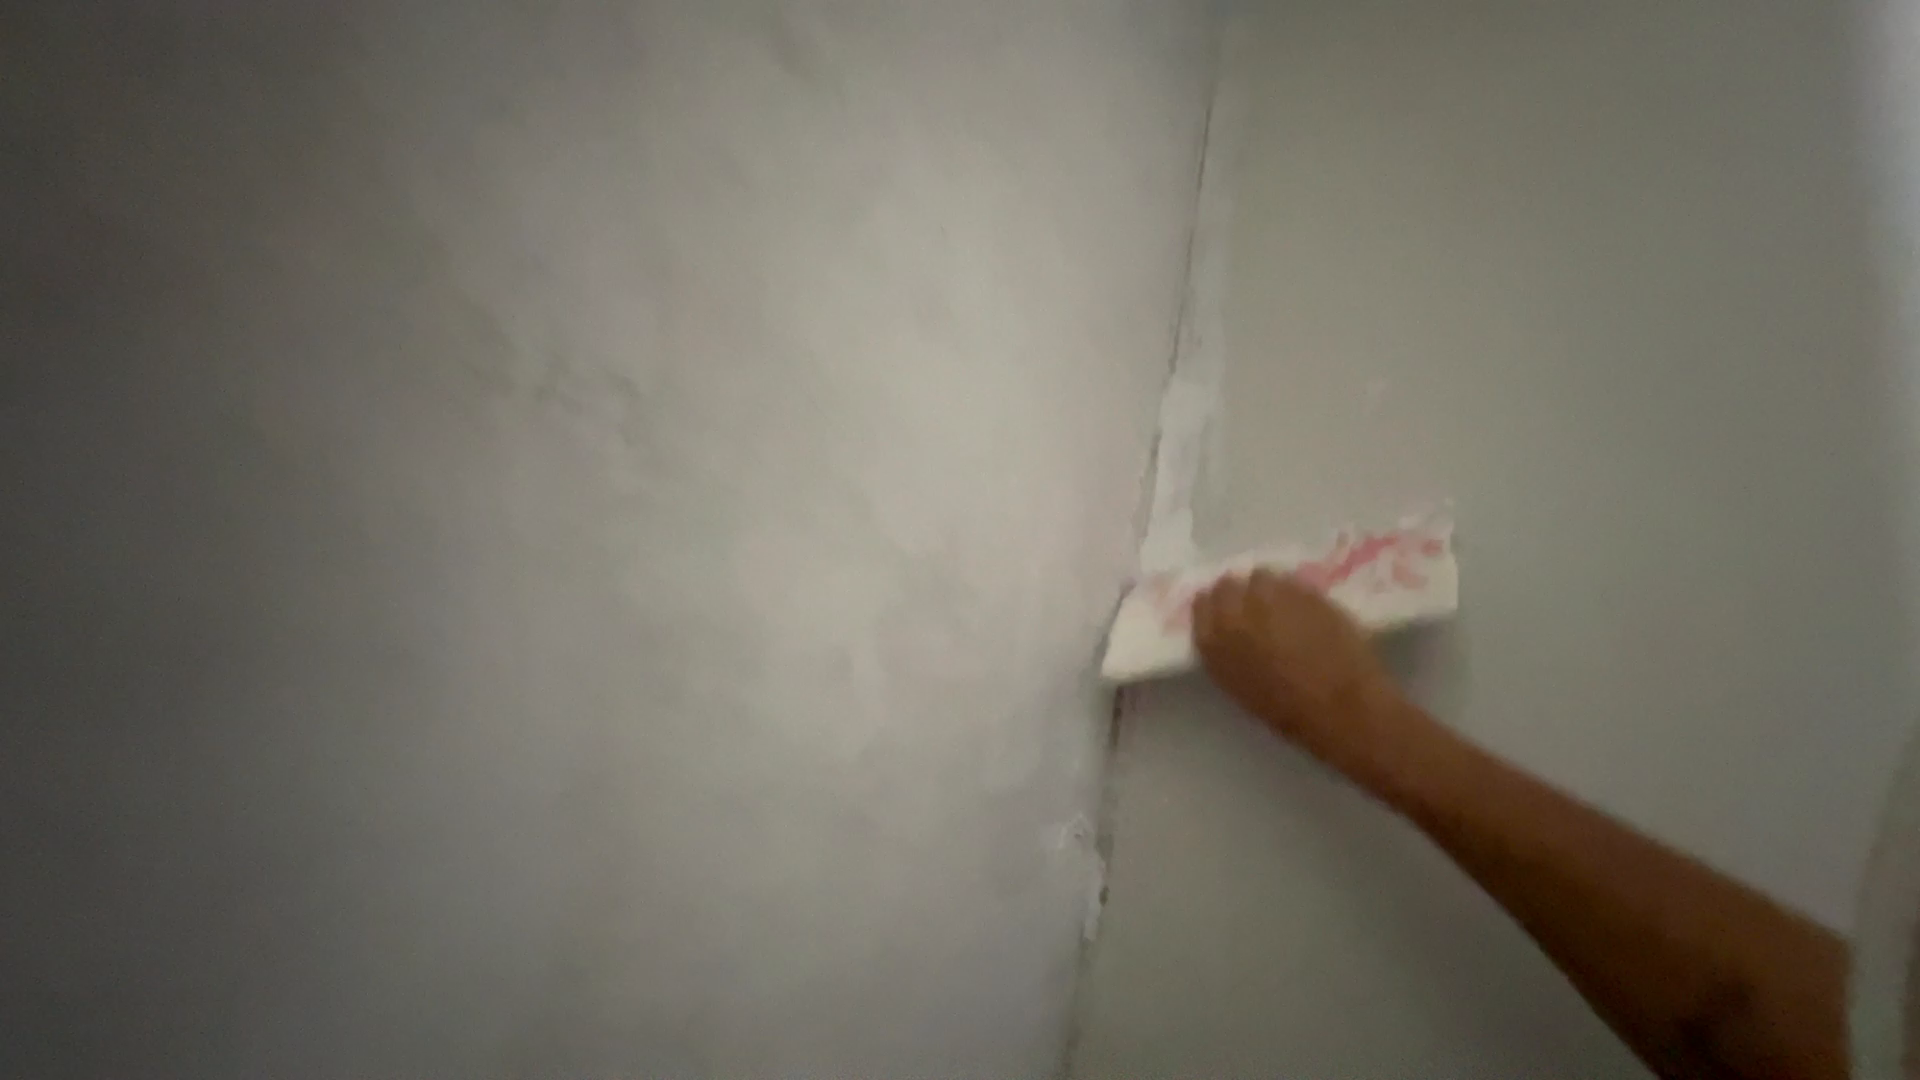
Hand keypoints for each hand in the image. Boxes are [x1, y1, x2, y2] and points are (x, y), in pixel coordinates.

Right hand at [1191, 569, 1417, 776]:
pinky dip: (1295, 593)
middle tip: (1256, 609)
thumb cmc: (1288, 711)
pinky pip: (1293, 582)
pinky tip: (1308, 612)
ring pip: (1262, 576)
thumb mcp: (1239, 687)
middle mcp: (1236, 610)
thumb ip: (1224, 653)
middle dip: (1240, 593)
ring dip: (1268, 589)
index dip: (1216, 608)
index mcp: (1213, 640)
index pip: (1202, 604)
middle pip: (1229, 584)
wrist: (1342, 708)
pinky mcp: (1307, 590)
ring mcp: (1273, 596)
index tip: (1228, 614)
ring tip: (1284, 608)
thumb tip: (1228, 633)